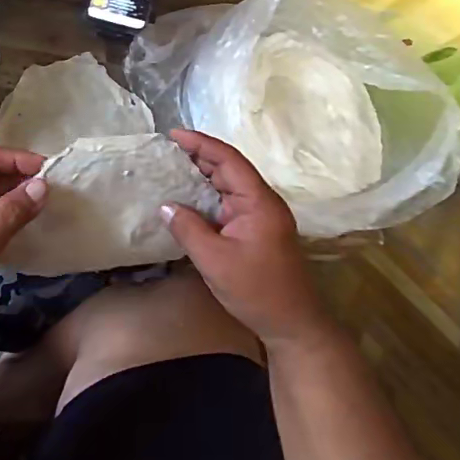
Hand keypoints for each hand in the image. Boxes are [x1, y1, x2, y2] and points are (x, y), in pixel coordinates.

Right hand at [161, 129, 337, 347]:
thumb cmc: (257, 290)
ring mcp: (261, 216)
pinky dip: (208, 199)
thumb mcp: (215, 260)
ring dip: (203, 177)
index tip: (174, 134)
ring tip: (172, 170)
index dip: (201, 144)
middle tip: (167, 152)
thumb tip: (166, 205)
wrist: (293, 325)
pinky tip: (188, 201)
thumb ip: (189, 229)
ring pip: (229, 186)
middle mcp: (262, 202)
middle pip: (229, 169)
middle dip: (199, 157)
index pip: (229, 160)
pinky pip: (229, 204)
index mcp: (259, 201)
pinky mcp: (256, 231)